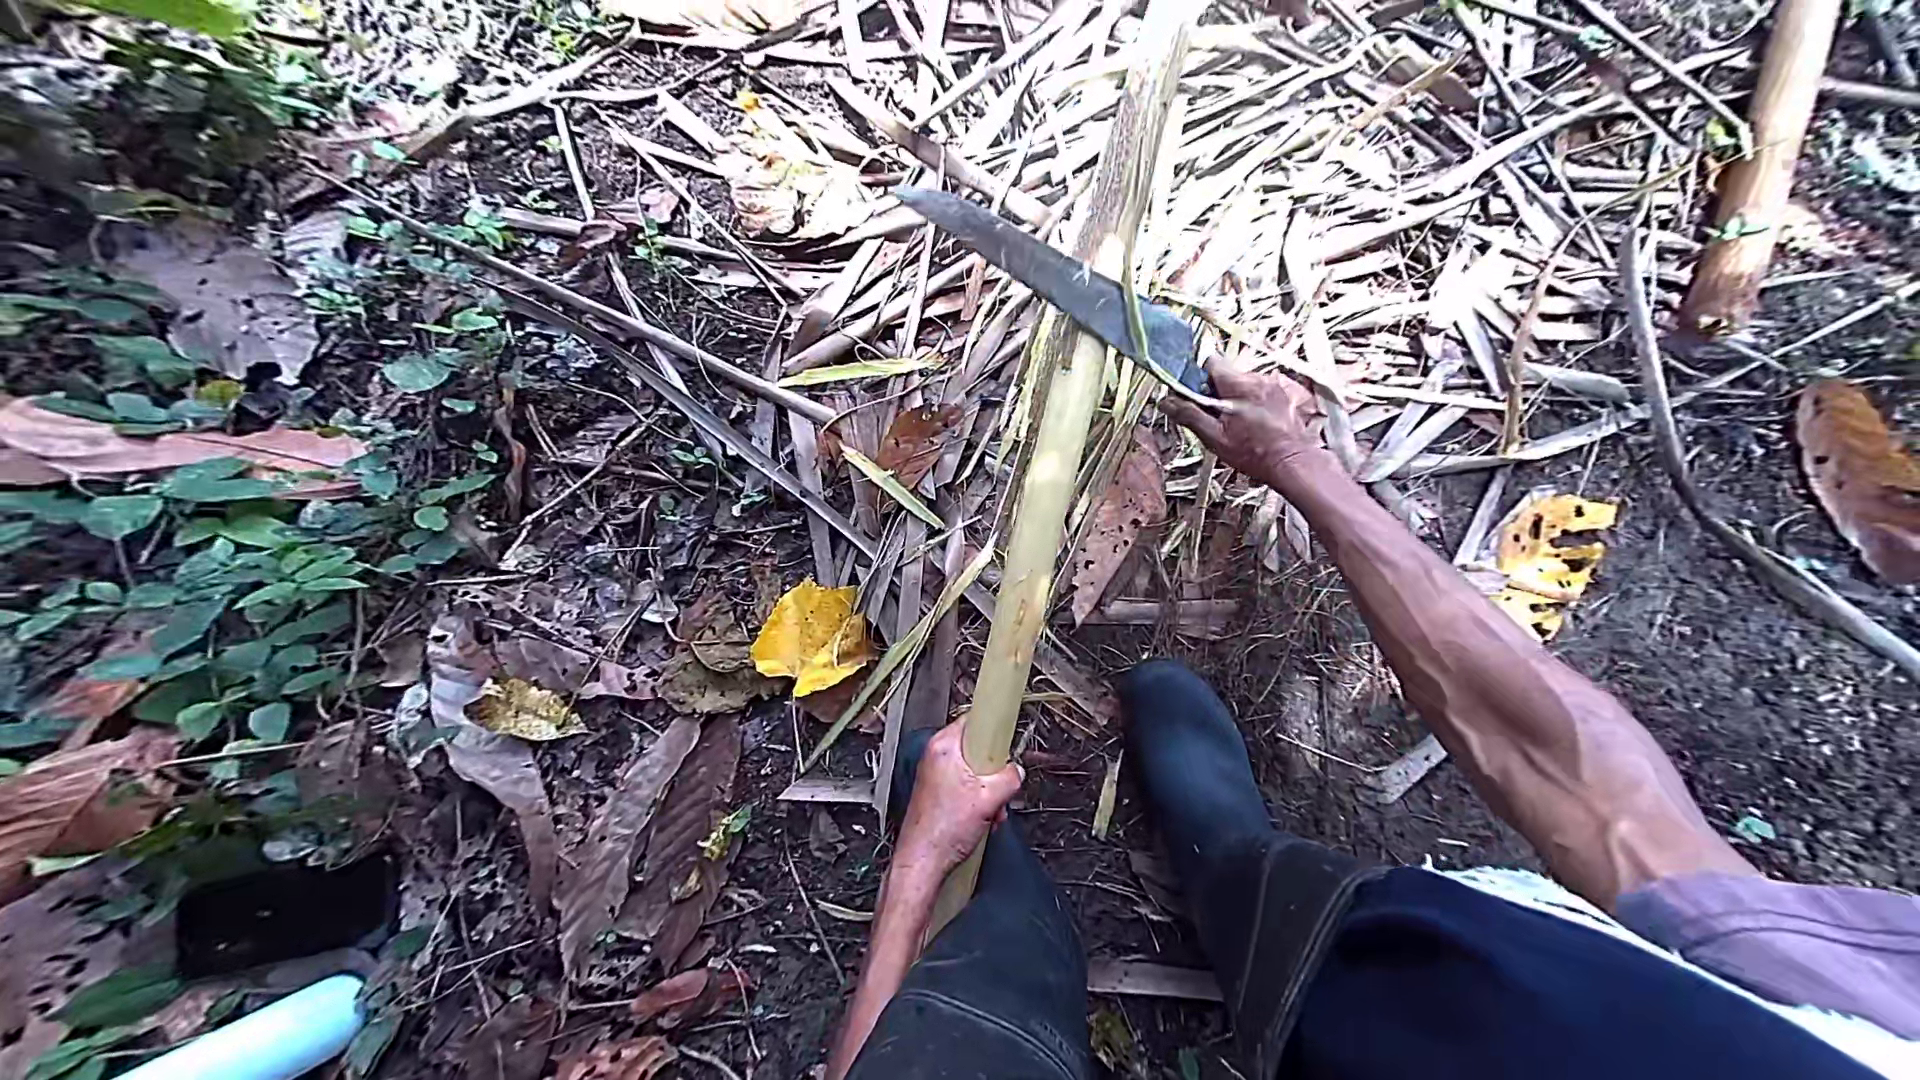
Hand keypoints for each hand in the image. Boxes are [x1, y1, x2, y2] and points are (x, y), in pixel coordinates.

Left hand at [894, 717, 1022, 879]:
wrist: (923, 862)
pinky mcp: (938, 791)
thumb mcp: (988, 799)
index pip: (974, 720)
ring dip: (989, 789)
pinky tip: (983, 817)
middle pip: (978, 748)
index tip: (1006, 739)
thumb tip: (1017, 771)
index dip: (994, 730)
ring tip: (990, 809)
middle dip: (994, 771)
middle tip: (998, 787)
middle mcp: (936, 755)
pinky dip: (978, 799)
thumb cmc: (941, 831)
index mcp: (944, 746)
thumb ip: (1009, 778)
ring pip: (974, 770)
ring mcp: (936, 773)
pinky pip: (966, 785)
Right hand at [1162, 361, 1324, 485]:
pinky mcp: (1283, 393)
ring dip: (1233, 397)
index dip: (1197, 375)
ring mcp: (1273, 384)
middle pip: (1226, 373)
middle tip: (1213, 416)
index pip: (1210, 361)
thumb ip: (1189, 415)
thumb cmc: (1253, 453)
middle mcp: (1257, 378)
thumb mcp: (1214, 437)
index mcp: (1237, 385)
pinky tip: (1252, 422)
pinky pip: (1259, 390)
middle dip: (1215, 390)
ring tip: (1235, 423)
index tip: (1194, 394)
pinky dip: (1251, 401)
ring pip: (1242, 382)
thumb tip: (1166, 401)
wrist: (1292, 462)